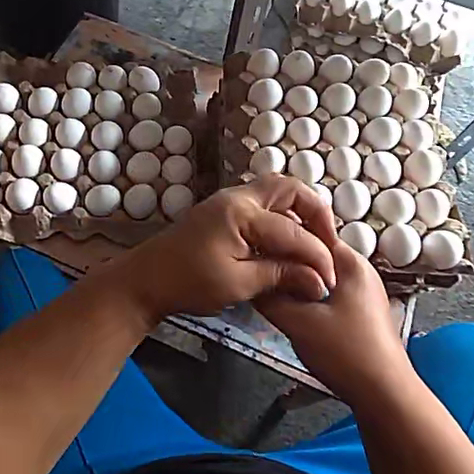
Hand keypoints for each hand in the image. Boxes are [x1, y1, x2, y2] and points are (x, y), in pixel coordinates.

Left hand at [108, 176, 340, 320]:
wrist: (144, 280)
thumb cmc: (188, 283)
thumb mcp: (238, 284)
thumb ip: (282, 276)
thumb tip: (320, 283)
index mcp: (242, 213)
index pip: (293, 232)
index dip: (317, 256)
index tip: (329, 281)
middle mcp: (239, 197)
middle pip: (290, 189)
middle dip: (316, 213)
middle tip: (328, 244)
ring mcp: (230, 200)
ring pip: (278, 191)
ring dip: (301, 211)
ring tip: (314, 241)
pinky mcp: (225, 209)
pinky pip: (265, 202)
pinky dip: (285, 216)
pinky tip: (290, 241)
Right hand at [256, 237, 412, 408]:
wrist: (384, 393)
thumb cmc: (347, 353)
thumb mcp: (299, 324)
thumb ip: (272, 298)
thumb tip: (253, 282)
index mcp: (351, 263)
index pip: (312, 233)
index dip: (283, 239)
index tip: (259, 247)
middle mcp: (362, 271)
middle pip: (317, 255)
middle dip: (290, 262)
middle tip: (262, 270)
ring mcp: (364, 292)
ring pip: (323, 276)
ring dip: (300, 283)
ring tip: (275, 291)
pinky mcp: (362, 313)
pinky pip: (331, 294)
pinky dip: (313, 298)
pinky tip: (297, 312)